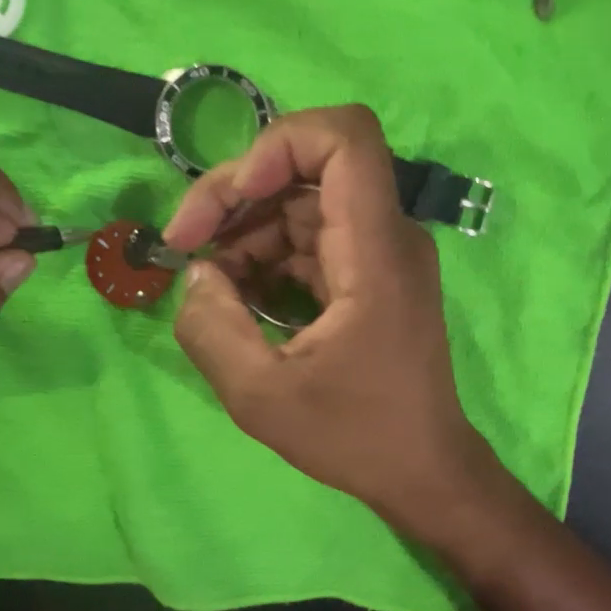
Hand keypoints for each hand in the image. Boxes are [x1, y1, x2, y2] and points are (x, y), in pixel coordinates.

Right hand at [163, 105, 498, 531]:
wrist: (424, 472)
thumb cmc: (355, 437)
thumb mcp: (262, 397)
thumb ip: (211, 329)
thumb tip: (196, 275)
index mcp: (375, 251)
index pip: (344, 137)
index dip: (279, 142)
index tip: (230, 197)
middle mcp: (388, 238)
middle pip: (310, 169)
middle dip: (239, 196)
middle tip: (186, 248)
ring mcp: (383, 257)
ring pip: (305, 206)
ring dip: (248, 234)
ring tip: (210, 289)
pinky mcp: (374, 280)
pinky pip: (315, 244)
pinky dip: (271, 261)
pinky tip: (240, 302)